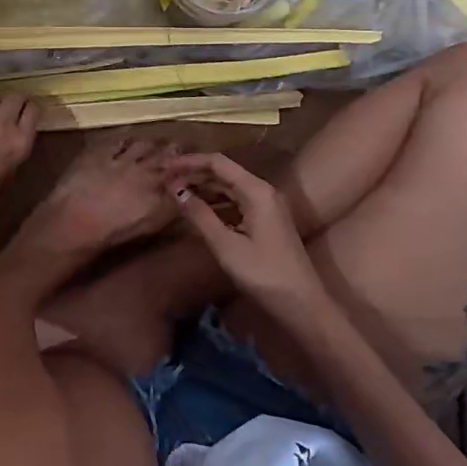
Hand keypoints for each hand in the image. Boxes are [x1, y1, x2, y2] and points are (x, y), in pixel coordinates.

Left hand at [0, 94, 41, 219]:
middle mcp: (4, 125)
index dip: (34, 107)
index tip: (31, 111)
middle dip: (18, 100)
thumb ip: (14, 149)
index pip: (33, 110)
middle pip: (15, 97)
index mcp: (20, 142)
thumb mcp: (8, 173)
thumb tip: (15, 137)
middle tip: (15, 106)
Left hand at [19, 135, 179, 256]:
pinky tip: (125, 141)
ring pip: (142, 143)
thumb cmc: (113, 232)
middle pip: (164, 152)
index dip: (189, 163)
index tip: (195, 161)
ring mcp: (119, 158)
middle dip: (172, 148)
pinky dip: (124, 140)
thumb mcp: (150, 224)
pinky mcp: (97, 153)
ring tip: (153, 142)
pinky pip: (116, 141)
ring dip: (150, 142)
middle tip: (177, 146)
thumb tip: (184, 195)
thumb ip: (169, 207)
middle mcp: (143, 168)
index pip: (180, 169)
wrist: (74, 222)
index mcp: (157, 186)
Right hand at [165, 153, 327, 315]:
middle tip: (165, 180)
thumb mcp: (226, 245)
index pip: (218, 163)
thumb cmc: (264, 273)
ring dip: (203, 188)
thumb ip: (200, 215)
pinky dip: (214, 202)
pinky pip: (235, 202)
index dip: (190, 162)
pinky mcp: (265, 220)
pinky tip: (197, 210)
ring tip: (176, 192)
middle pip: (223, 172)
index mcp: (256, 190)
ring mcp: (266, 205)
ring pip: (229, 187)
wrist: (301, 303)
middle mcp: (263, 191)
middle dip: (194, 173)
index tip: (165, 167)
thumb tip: (176, 190)